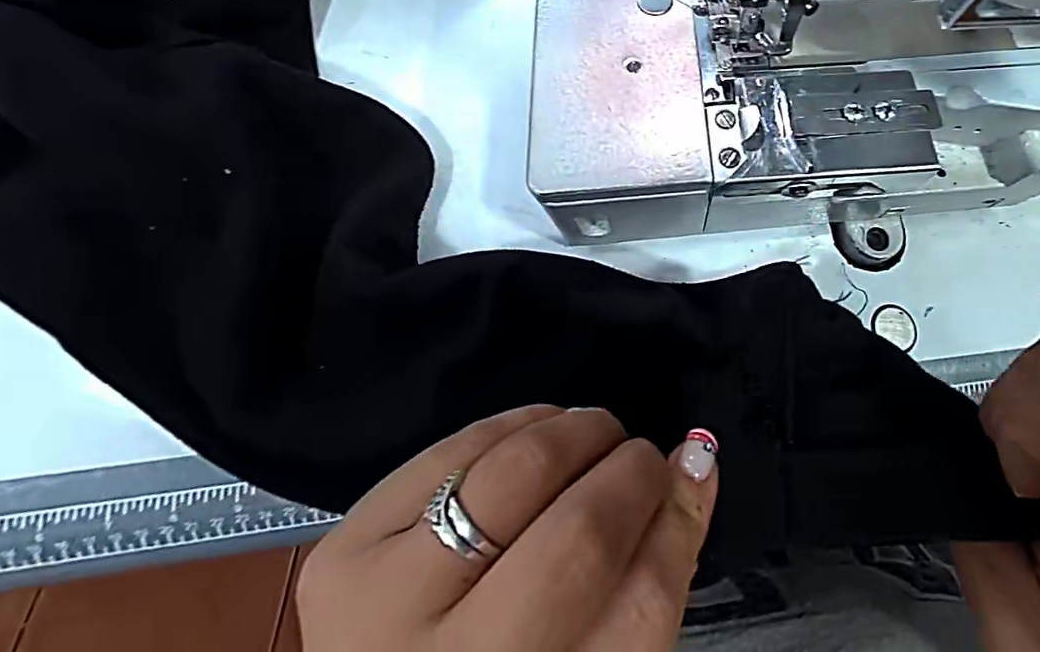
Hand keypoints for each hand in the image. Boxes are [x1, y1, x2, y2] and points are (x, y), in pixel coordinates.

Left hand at [297, 406, 719, 650]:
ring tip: (593, 435)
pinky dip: (512, 424)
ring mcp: (380, 615)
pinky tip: (535, 434)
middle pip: (577, 537)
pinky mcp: (342, 556)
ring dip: (575, 433)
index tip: (690, 469)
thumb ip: (656, 564)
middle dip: (630, 470)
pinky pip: (454, 450)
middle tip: (639, 455)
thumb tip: (696, 459)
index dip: (676, 518)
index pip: (640, 604)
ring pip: (515, 473)